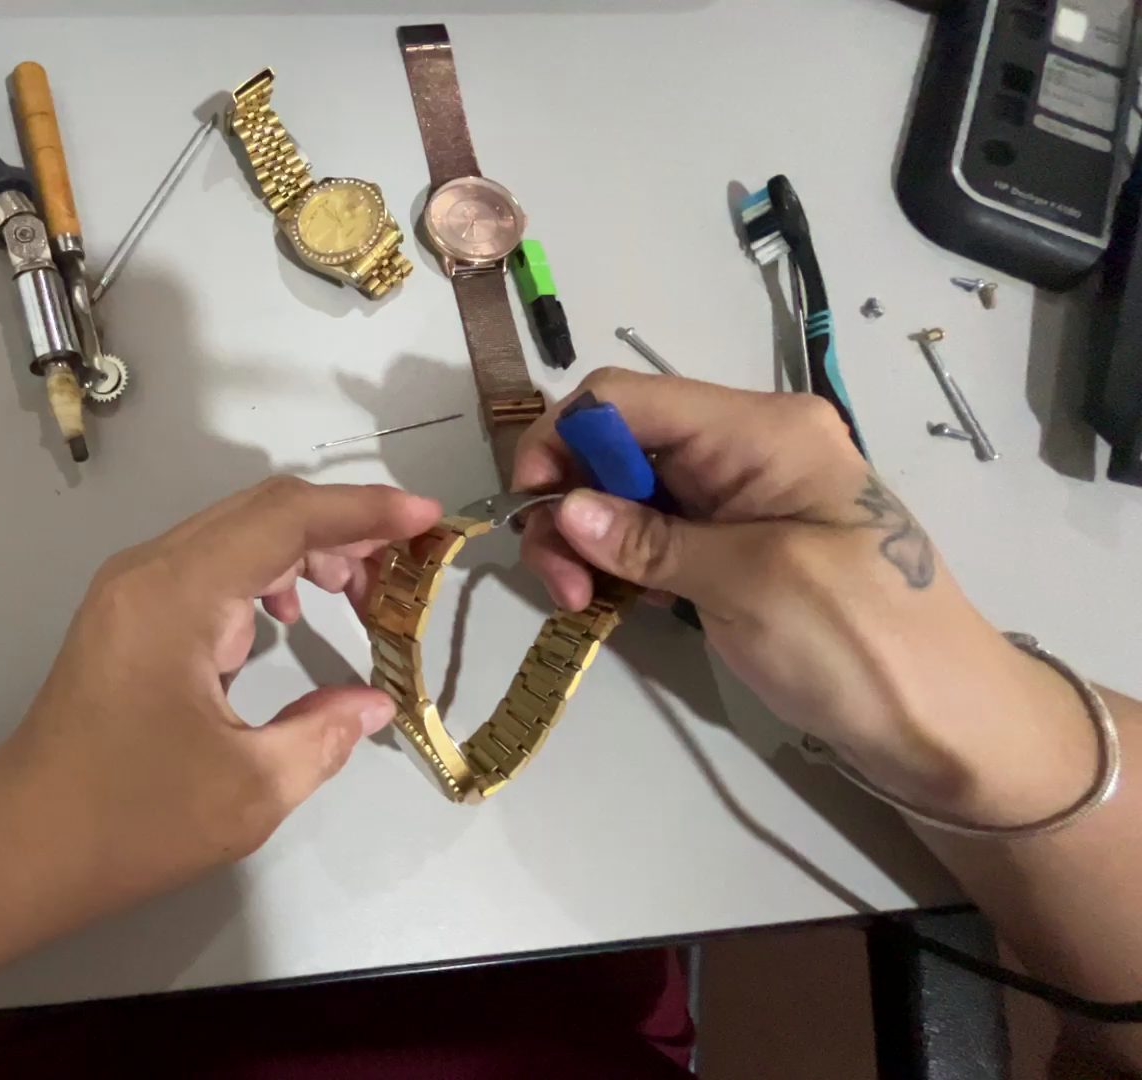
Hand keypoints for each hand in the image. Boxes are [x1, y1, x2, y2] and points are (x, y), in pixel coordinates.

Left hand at [0, 477, 439, 912]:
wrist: (25, 840)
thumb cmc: (133, 818)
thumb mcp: (250, 788)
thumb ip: (326, 732)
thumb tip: (376, 701)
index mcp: (177, 594)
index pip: (285, 518)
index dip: (363, 510)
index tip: (427, 516)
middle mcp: (150, 569)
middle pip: (261, 511)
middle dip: (341, 528)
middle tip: (401, 573)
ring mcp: (133, 586)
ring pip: (235, 533)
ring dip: (302, 550)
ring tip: (357, 595)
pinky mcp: (129, 610)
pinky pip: (209, 566)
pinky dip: (262, 575)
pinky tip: (284, 617)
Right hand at [511, 369, 1091, 825]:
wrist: (939, 723)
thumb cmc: (863, 642)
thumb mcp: (751, 584)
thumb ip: (649, 540)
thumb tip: (561, 509)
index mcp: (758, 432)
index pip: (622, 398)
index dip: (559, 438)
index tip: (531, 504)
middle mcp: (731, 448)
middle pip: (604, 447)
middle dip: (564, 507)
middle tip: (558, 581)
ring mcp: (719, 494)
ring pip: (604, 492)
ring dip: (574, 543)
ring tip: (579, 601)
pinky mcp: (707, 537)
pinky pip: (627, 530)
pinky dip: (601, 562)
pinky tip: (607, 600)